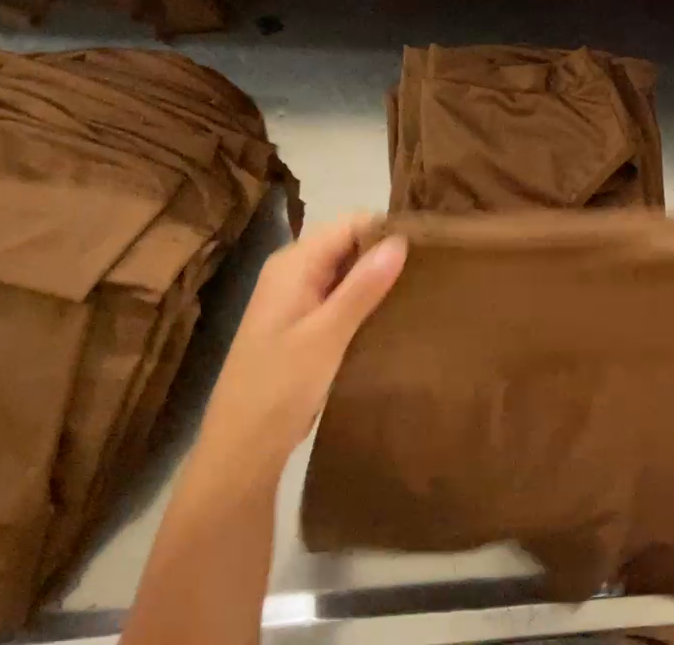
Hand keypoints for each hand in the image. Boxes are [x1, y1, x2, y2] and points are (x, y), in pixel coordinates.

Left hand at [197, 217, 406, 474]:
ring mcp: (295, 298)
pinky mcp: (302, 324)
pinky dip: (365, 300)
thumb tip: (400, 240)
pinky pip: (340, 296)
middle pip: (348, 244)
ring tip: (422, 289)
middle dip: (386, 252)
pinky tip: (393, 314)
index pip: (350, 224)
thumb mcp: (327, 336)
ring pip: (346, 271)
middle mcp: (292, 272)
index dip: (387, 229)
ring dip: (378, 278)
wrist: (241, 449)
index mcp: (293, 264)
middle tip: (432, 270)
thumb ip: (362, 287)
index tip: (430, 245)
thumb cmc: (279, 388)